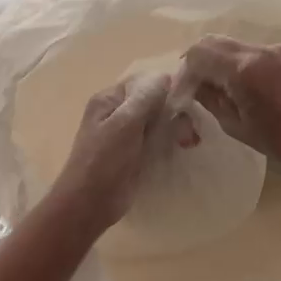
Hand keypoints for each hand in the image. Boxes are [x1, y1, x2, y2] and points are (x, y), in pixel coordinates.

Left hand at [43, 73, 177, 233]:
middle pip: (153, 101)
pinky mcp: (135, 154)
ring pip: (158, 121)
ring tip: (189, 141)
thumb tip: (165, 75)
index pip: (143, 82)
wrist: (90, 204)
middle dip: (173, 111)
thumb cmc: (104, 161)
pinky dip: (170, 141)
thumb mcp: (125, 124)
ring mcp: (126, 135)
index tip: (189, 97)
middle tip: (189, 129)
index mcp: (109, 100)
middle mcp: (117, 113)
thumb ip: (145, 97)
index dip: (166, 86)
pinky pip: (157, 139)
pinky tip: (185, 147)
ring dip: (175, 127)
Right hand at [169, 36, 280, 180]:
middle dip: (201, 61)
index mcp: (243, 70)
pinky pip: (256, 50)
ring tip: (224, 86)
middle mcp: (259, 50)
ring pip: (235, 44)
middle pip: (214, 41)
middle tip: (198, 84)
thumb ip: (210, 98)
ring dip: (223, 60)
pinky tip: (252, 85)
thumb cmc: (277, 140)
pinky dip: (245, 62)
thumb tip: (194, 85)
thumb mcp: (233, 124)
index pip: (198, 53)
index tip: (186, 89)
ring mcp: (277, 48)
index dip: (186, 70)